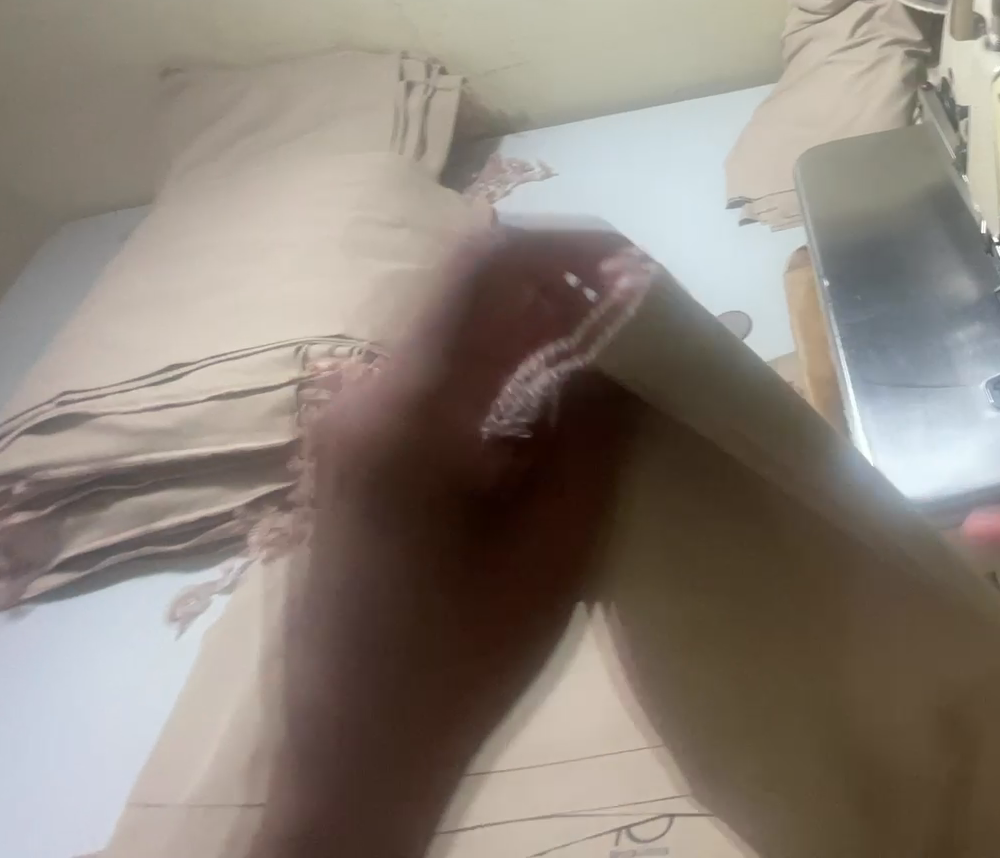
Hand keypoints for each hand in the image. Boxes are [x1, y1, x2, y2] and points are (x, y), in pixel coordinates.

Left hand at [256, 230, 640, 857]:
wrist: (355, 753)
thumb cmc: (462, 657)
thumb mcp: (557, 541)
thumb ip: (597, 427)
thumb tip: (632, 343)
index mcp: (409, 410)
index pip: (486, 266)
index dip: (572, 246)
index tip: (644, 273)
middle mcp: (369, 392)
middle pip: (473, 286)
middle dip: (567, 282)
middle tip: (645, 317)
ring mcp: (360, 418)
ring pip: (464, 324)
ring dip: (544, 321)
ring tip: (618, 352)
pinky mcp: (368, 446)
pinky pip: (451, 369)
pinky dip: (515, 361)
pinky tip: (564, 396)